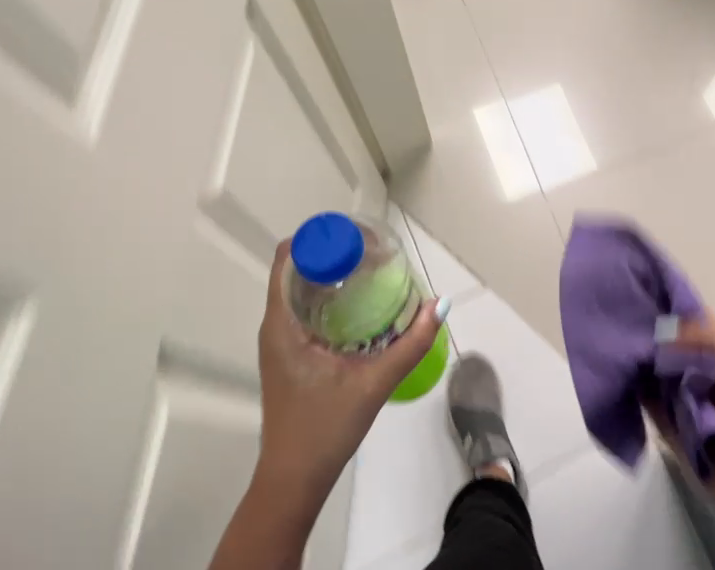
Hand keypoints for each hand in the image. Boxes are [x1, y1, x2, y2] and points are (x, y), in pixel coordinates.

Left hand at [254, 240, 441, 507]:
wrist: (295, 479)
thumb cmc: (324, 428)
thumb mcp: (374, 382)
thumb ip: (410, 343)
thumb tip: (440, 305)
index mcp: (281, 324)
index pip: (288, 258)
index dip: (318, 238)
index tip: (355, 235)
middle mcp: (274, 326)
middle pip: (296, 270)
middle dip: (332, 253)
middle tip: (372, 250)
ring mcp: (279, 342)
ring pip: (300, 291)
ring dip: (331, 276)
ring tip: (371, 270)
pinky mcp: (289, 356)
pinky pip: (304, 310)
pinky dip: (329, 298)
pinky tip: (360, 306)